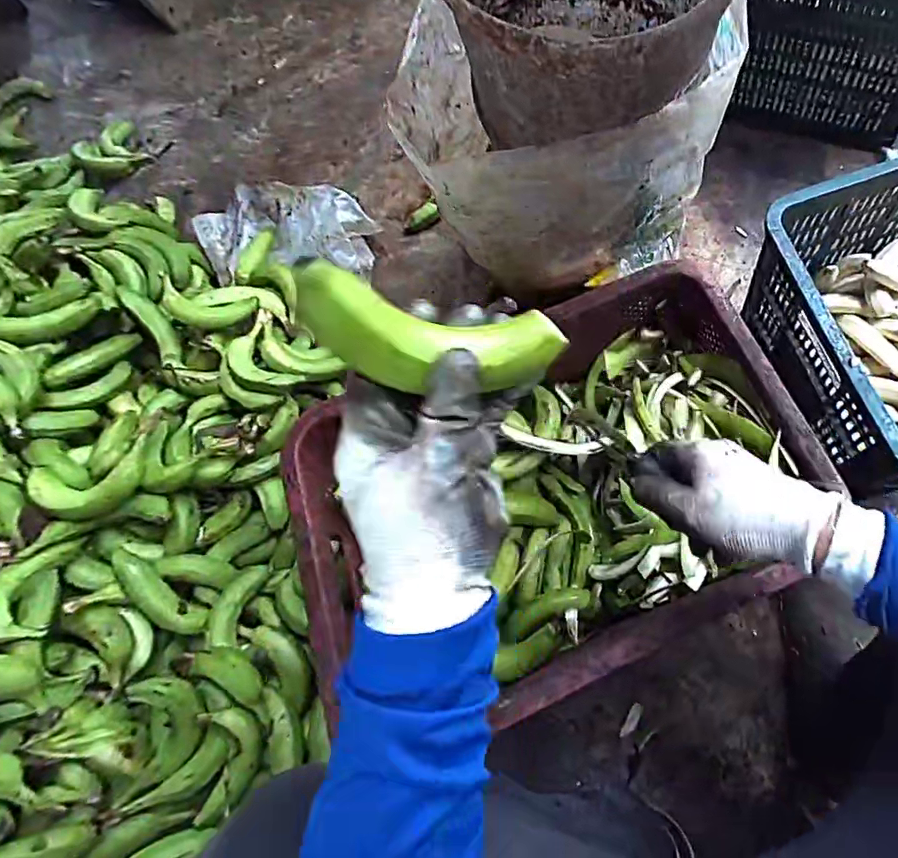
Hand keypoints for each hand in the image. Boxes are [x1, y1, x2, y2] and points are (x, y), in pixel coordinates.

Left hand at [334, 303, 527, 635]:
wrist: (448, 589)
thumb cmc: (421, 530)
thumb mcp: (434, 464)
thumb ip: (448, 407)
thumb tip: (460, 350)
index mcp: (369, 431)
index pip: (377, 371)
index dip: (401, 338)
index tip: (426, 307)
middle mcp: (400, 429)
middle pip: (423, 373)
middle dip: (450, 341)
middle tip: (478, 309)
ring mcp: (436, 439)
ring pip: (459, 389)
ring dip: (484, 360)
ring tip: (508, 322)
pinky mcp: (467, 450)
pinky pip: (485, 413)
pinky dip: (504, 390)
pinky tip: (527, 364)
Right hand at [631, 440, 885, 596]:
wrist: (801, 526)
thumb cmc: (738, 519)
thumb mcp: (688, 512)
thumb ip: (655, 494)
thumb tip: (632, 479)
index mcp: (696, 450)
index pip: (657, 454)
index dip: (647, 478)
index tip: (651, 506)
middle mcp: (715, 450)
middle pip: (679, 474)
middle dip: (677, 506)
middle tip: (684, 532)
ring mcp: (736, 464)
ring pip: (701, 490)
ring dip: (698, 518)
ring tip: (709, 546)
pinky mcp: (753, 480)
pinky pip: (722, 497)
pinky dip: (718, 519)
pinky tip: (728, 543)